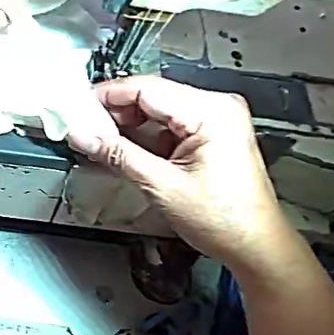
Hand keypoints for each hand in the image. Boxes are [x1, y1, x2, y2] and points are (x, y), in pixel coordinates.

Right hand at [67, 76, 307, 274]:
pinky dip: (143, 140)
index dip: (108, 97)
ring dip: (126, 129)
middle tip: (84, 131)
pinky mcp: (209, 136)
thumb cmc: (226, 219)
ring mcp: (214, 121)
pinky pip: (167, 128)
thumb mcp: (161, 186)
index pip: (147, 89)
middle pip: (150, 97)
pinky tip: (122, 154)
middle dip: (114, 115)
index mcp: (211, 112)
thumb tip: (85, 137)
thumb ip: (118, 156)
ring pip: (156, 113)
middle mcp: (216, 108)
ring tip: (99, 146)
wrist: (255, 245)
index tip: (78, 109)